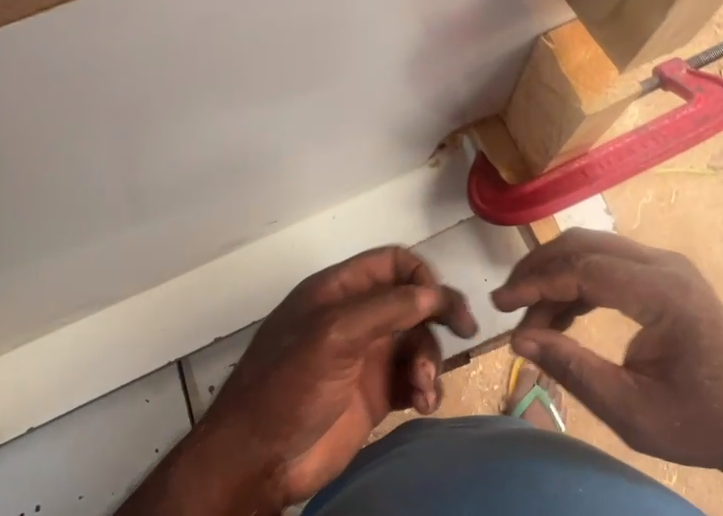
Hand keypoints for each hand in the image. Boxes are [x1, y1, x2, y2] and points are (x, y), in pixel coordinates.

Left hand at [196, 245, 477, 506]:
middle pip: (412, 302)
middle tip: (464, 332)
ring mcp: (366, 358)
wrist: (259, 459)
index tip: (439, 303)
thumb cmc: (288, 386)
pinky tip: (424, 404)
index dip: (420, 276)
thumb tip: (435, 294)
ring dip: (430, 360)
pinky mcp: (375, 395)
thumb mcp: (333, 334)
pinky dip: (426, 388)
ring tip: (424, 388)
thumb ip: (386, 308)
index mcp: (339, 291)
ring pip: (418, 342)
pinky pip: (414, 379)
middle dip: (437, 316)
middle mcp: (356, 318)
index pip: (392, 264)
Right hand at [491, 229, 722, 491]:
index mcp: (663, 294)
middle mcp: (665, 265)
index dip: (537, 284)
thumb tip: (520, 341)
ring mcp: (666, 264)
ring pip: (594, 247)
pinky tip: (559, 313)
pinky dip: (577, 280)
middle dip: (539, 270)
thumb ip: (573, 369)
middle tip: (506, 303)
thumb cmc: (697, 422)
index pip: (584, 270)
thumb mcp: (630, 411)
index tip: (501, 305)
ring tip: (527, 315)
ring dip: (555, 273)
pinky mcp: (664, 274)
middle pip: (584, 245)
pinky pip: (609, 261)